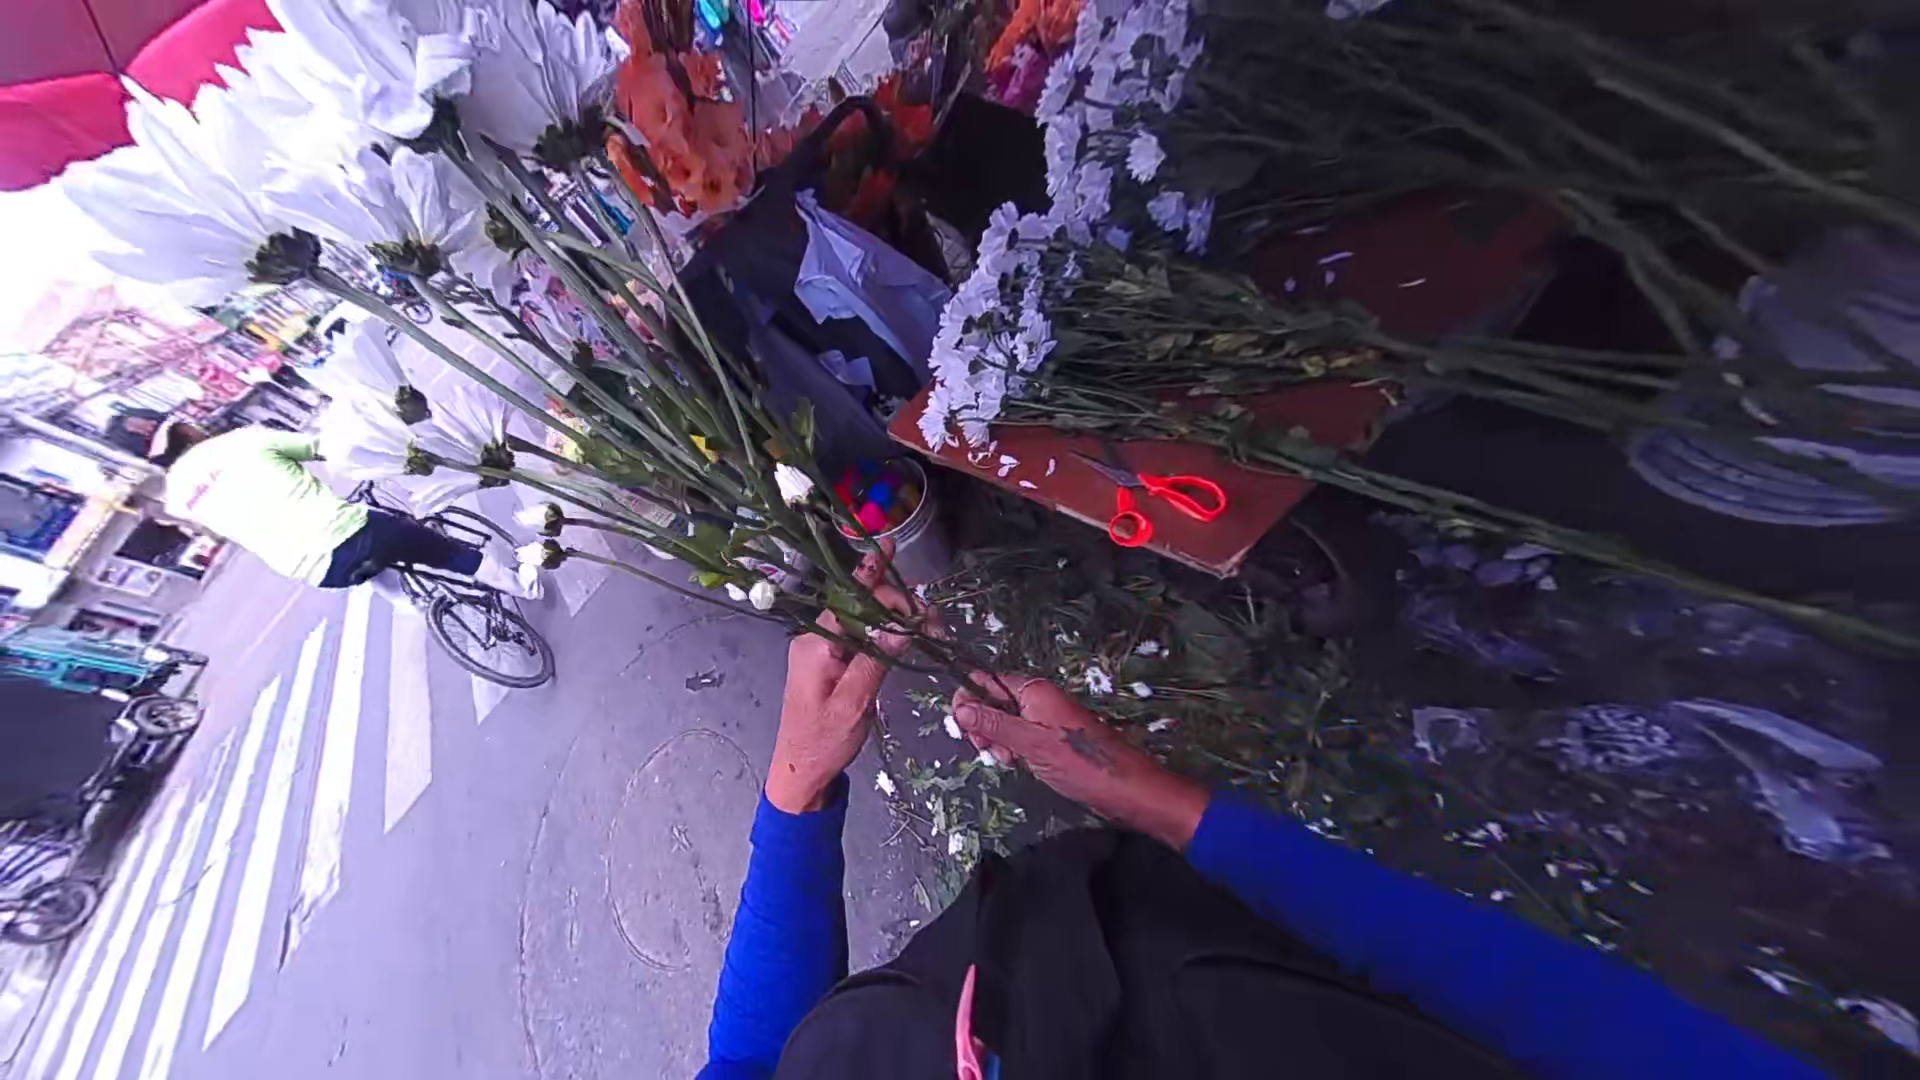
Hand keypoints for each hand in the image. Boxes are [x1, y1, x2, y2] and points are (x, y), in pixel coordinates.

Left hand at [765, 541, 919, 812]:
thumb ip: (876, 661)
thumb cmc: (822, 742)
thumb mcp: (853, 704)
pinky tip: (905, 630)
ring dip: (893, 616)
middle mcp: (818, 639)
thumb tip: (904, 627)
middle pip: (859, 605)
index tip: (889, 547)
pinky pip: (861, 635)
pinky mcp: (833, 662)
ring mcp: (824, 650)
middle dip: (896, 602)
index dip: (871, 573)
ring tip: (926, 623)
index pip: (850, 599)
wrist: (800, 773)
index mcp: (816, 644)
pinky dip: (885, 631)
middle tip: (932, 620)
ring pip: (863, 619)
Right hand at [952, 674, 1208, 848]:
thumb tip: (959, 707)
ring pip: (1004, 722)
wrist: (1126, 790)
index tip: (967, 729)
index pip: (987, 681)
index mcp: (1033, 690)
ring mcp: (1044, 719)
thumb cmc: (1080, 763)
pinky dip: (1013, 750)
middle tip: (990, 750)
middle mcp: (1037, 698)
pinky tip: (1019, 764)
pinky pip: (1020, 737)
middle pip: (993, 701)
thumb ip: (994, 723)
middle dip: (984, 725)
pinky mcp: (1050, 738)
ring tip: (1010, 761)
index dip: (971, 701)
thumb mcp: (1030, 744)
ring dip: (998, 741)